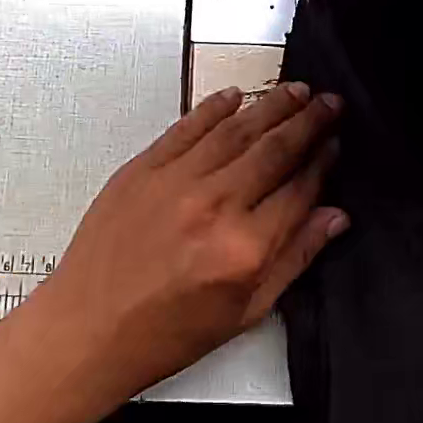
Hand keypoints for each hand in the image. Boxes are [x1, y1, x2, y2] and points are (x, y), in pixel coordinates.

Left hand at [32, 83, 347, 396]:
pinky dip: (212, 108)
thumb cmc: (161, 332)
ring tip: (295, 90)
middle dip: (308, 121)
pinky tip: (234, 95)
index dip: (322, 162)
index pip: (299, 189)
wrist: (87, 329)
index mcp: (244, 248)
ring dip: (270, 106)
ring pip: (235, 130)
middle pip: (274, 149)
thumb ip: (294, 259)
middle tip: (329, 103)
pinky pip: (186, 127)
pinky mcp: (141, 170)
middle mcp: (213, 206)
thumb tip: (332, 218)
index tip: (334, 145)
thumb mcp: (243, 312)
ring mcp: (174, 182)